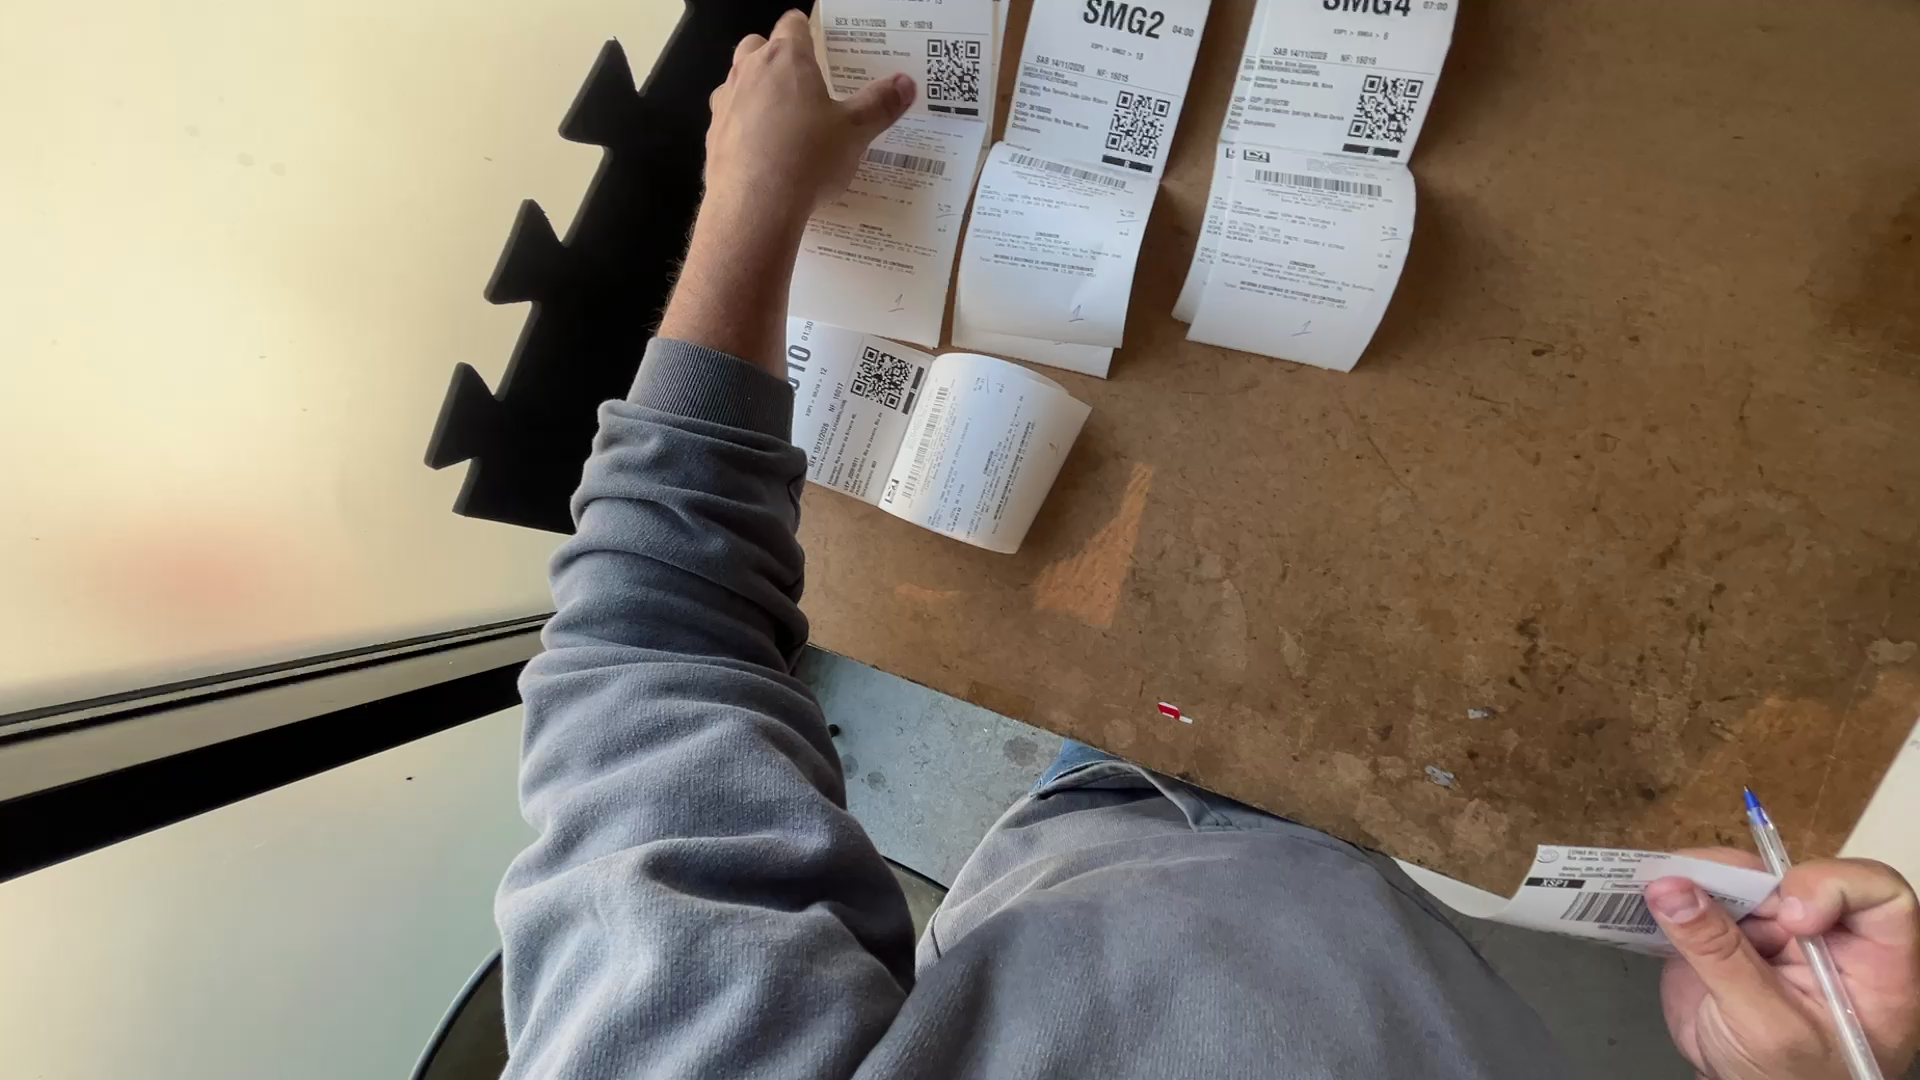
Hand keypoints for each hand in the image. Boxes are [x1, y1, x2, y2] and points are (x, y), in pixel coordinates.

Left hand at [704, 9, 915, 228]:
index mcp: (787, 58)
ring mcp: (726, 102)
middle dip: (776, 60)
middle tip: (800, 89)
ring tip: (782, 127)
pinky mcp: (713, 137)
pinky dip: (743, 132)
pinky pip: (729, 123)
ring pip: (738, 83)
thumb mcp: (855, 133)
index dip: (806, 32)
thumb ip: (880, 105)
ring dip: (756, 95)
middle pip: (757, 46)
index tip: (817, 48)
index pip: (793, 25)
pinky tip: (763, 158)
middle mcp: (750, 70)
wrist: (756, 204)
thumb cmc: (808, 158)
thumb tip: (906, 84)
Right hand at [1648, 850, 1919, 1077]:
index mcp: (1867, 965)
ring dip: (1687, 877)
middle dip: (1730, 876)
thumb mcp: (1765, 1025)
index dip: (1831, 888)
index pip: (1877, 898)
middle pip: (1782, 876)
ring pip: (1731, 877)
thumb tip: (1669, 888)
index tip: (1787, 917)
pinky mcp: (1716, 930)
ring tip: (1652, 894)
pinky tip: (1641, 898)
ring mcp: (1764, 932)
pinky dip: (1663, 888)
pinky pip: (1693, 892)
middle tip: (1679, 890)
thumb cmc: (1787, 1077)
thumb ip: (1720, 956)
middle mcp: (1818, 938)